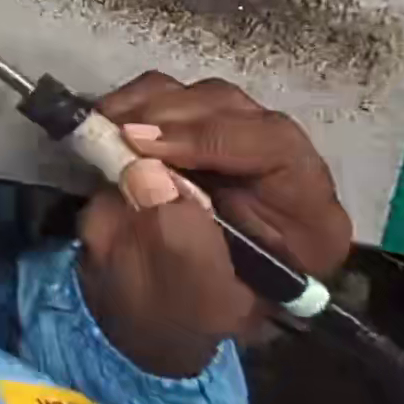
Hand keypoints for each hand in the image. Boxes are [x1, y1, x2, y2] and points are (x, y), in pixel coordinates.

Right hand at [75, 72, 351, 376]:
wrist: (134, 302)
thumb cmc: (175, 310)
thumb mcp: (188, 298)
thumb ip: (180, 242)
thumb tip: (147, 174)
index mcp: (300, 217)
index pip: (276, 148)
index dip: (211, 137)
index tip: (144, 145)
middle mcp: (271, 170)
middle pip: (237, 110)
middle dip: (173, 116)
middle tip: (119, 133)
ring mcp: (222, 144)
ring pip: (197, 94)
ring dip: (146, 106)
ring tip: (107, 130)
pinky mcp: (177, 131)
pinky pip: (157, 93)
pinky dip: (125, 102)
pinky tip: (103, 125)